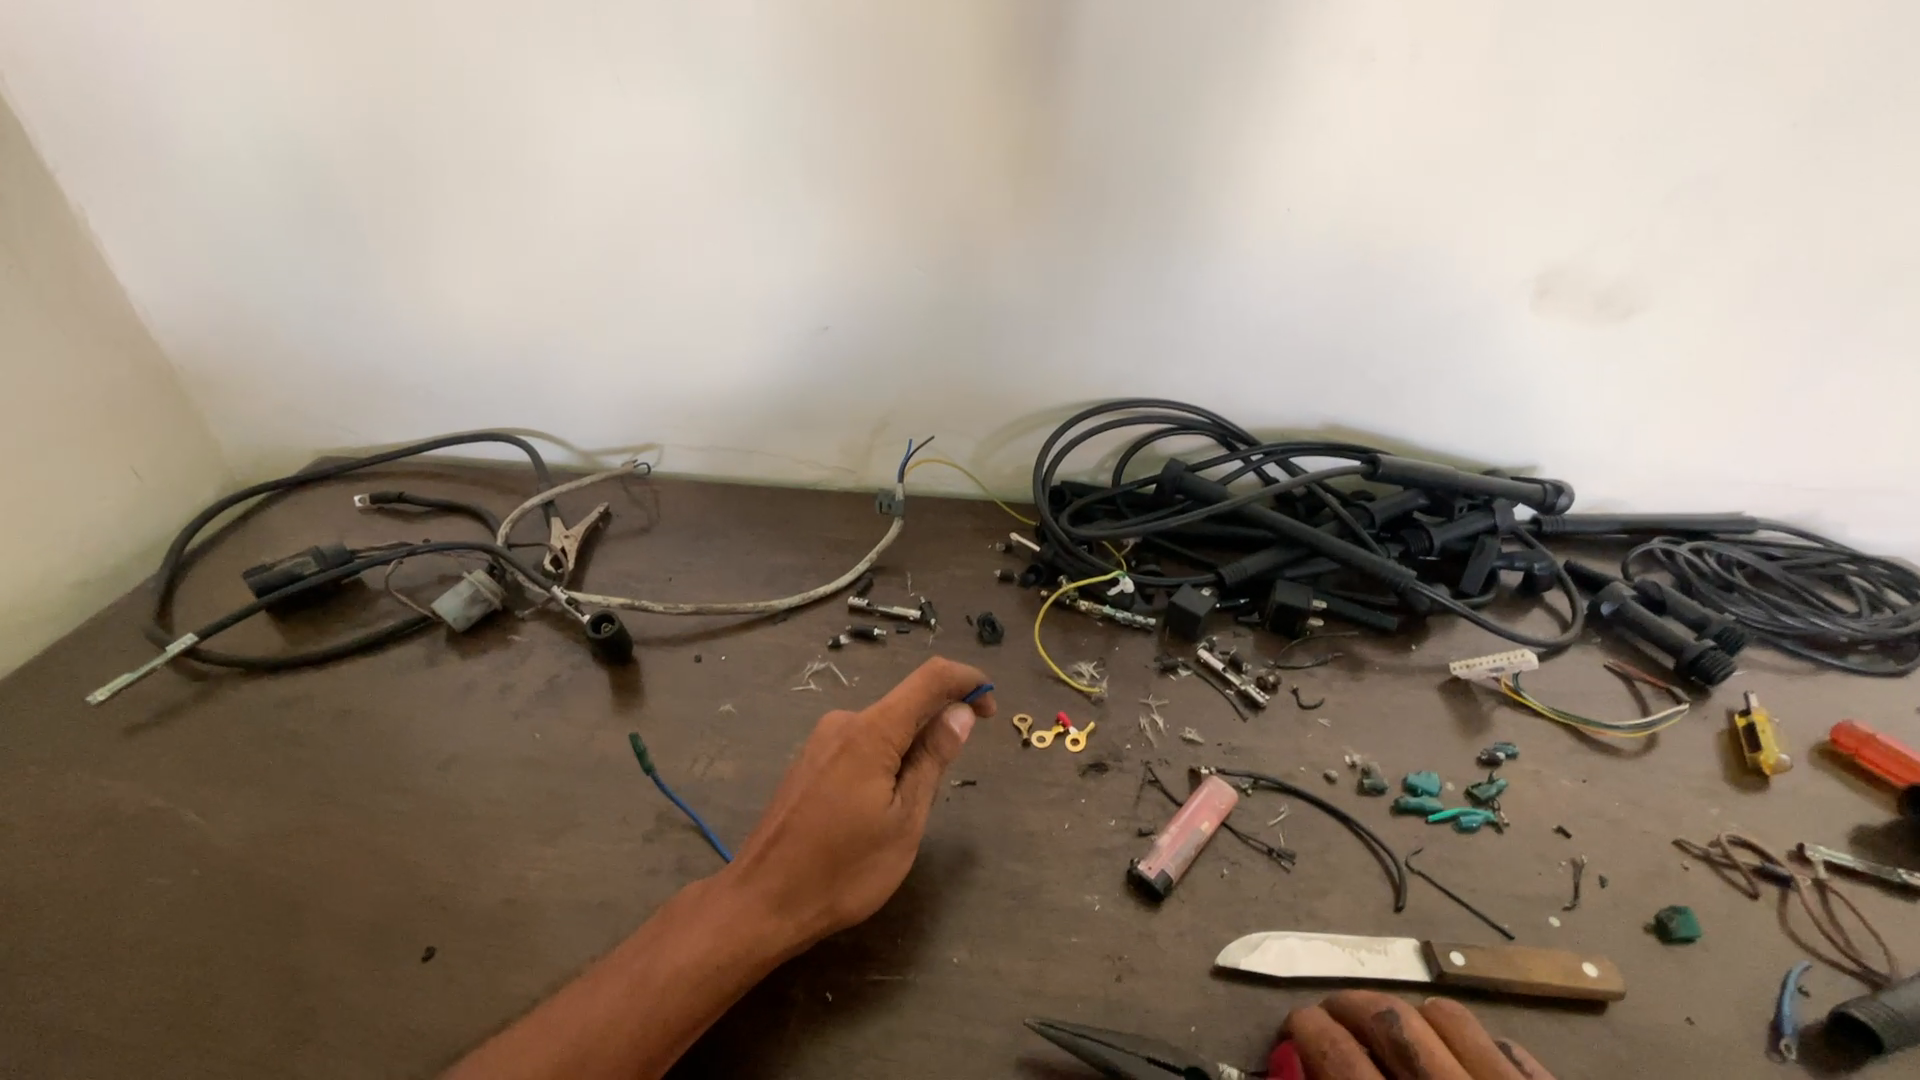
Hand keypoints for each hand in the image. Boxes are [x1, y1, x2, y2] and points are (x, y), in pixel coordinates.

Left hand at [719, 657, 994, 951]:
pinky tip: (878, 806)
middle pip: (906, 703)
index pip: (931, 678)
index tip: (990, 708)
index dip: (967, 681)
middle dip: (940, 724)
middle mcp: (844, 722)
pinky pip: (860, 744)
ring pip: (883, 728)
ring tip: (909, 808)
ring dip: (911, 749)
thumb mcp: (905, 820)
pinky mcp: (809, 761)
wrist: (762, 902)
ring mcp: (821, 741)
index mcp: (872, 731)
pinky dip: (885, 759)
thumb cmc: (843, 870)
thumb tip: (960, 712)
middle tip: (951, 775)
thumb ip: (932, 760)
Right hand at [1281, 992, 1554, 1079]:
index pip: (1341, 1058)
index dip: (1307, 1031)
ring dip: (1408, 1013)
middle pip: (1389, 1020)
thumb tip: (1287, 1070)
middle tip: (1332, 1014)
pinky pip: (1506, 1047)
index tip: (1296, 1026)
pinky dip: (1473, 1043)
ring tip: (1392, 1029)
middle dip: (1348, 1005)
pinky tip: (1458, 1058)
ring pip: (1445, 1017)